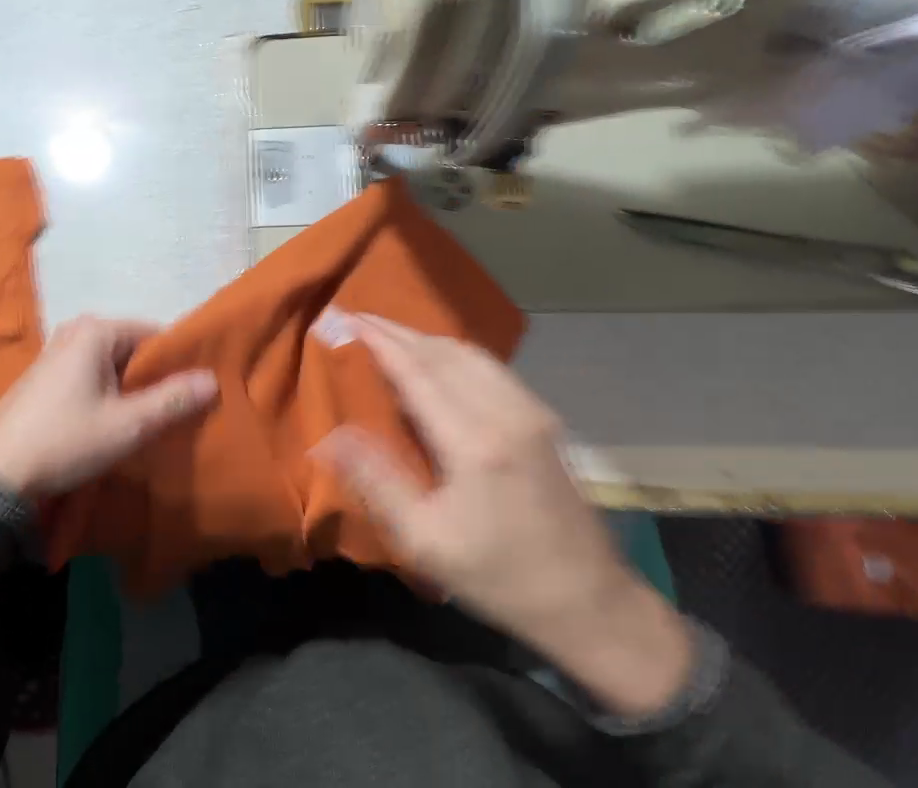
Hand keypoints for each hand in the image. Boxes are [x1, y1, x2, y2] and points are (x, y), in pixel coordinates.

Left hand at [0, 316, 218, 497]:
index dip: (177, 362)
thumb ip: (172, 400)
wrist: (0, 474)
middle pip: (131, 348)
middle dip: (151, 376)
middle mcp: (73, 331)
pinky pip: (88, 374)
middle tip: (172, 411)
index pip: (154, 334)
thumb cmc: (67, 441)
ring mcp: (54, 353)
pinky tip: (111, 421)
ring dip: (128, 388)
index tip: (193, 392)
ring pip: (109, 364)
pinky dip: (105, 392)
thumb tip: (213, 379)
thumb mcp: (128, 425)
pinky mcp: (43, 377)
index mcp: (95, 331)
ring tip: (146, 419)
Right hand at [315, 314, 692, 716]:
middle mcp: (507, 413)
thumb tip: (328, 436)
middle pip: (443, 352)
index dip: (377, 341)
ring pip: (470, 354)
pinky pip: (490, 368)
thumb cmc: (497, 576)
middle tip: (354, 319)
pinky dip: (453, 355)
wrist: (588, 601)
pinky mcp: (544, 421)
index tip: (341, 317)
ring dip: (424, 340)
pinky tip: (434, 364)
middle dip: (396, 331)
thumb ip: (376, 481)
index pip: (416, 371)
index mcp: (475, 441)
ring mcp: (532, 413)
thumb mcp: (424, 540)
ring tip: (386, 337)